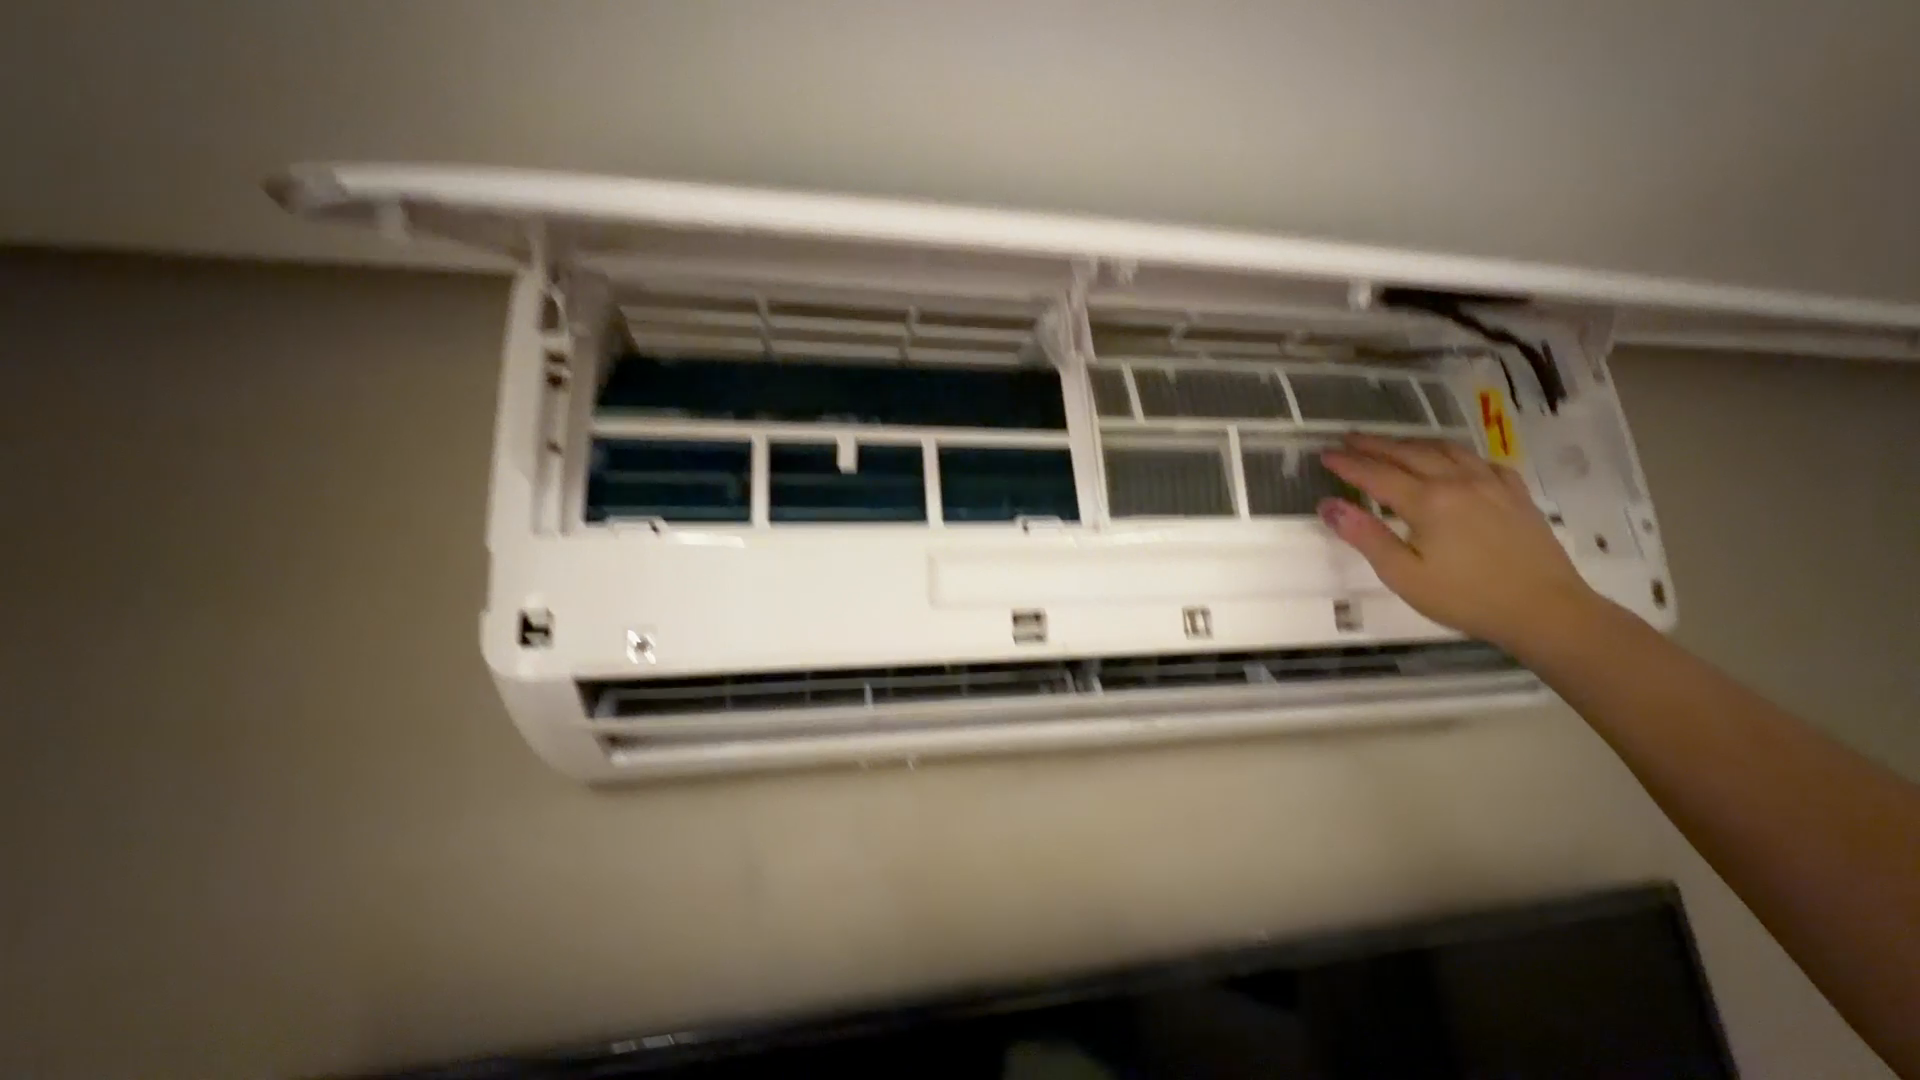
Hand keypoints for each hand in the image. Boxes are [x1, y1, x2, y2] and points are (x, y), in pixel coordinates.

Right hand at [1318, 433, 1600, 648]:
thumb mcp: (1404, 575)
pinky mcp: (1515, 493)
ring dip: (1412, 443)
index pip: (1376, 475)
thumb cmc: (1466, 598)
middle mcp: (1458, 481)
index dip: (1348, 464)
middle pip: (1409, 453)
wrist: (1545, 609)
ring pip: (1445, 449)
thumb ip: (1366, 537)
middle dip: (1375, 445)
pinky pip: (1480, 460)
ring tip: (1393, 444)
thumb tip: (1328, 505)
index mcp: (1427, 501)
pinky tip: (1452, 461)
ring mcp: (1491, 483)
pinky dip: (1455, 454)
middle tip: (1349, 439)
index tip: (1325, 454)